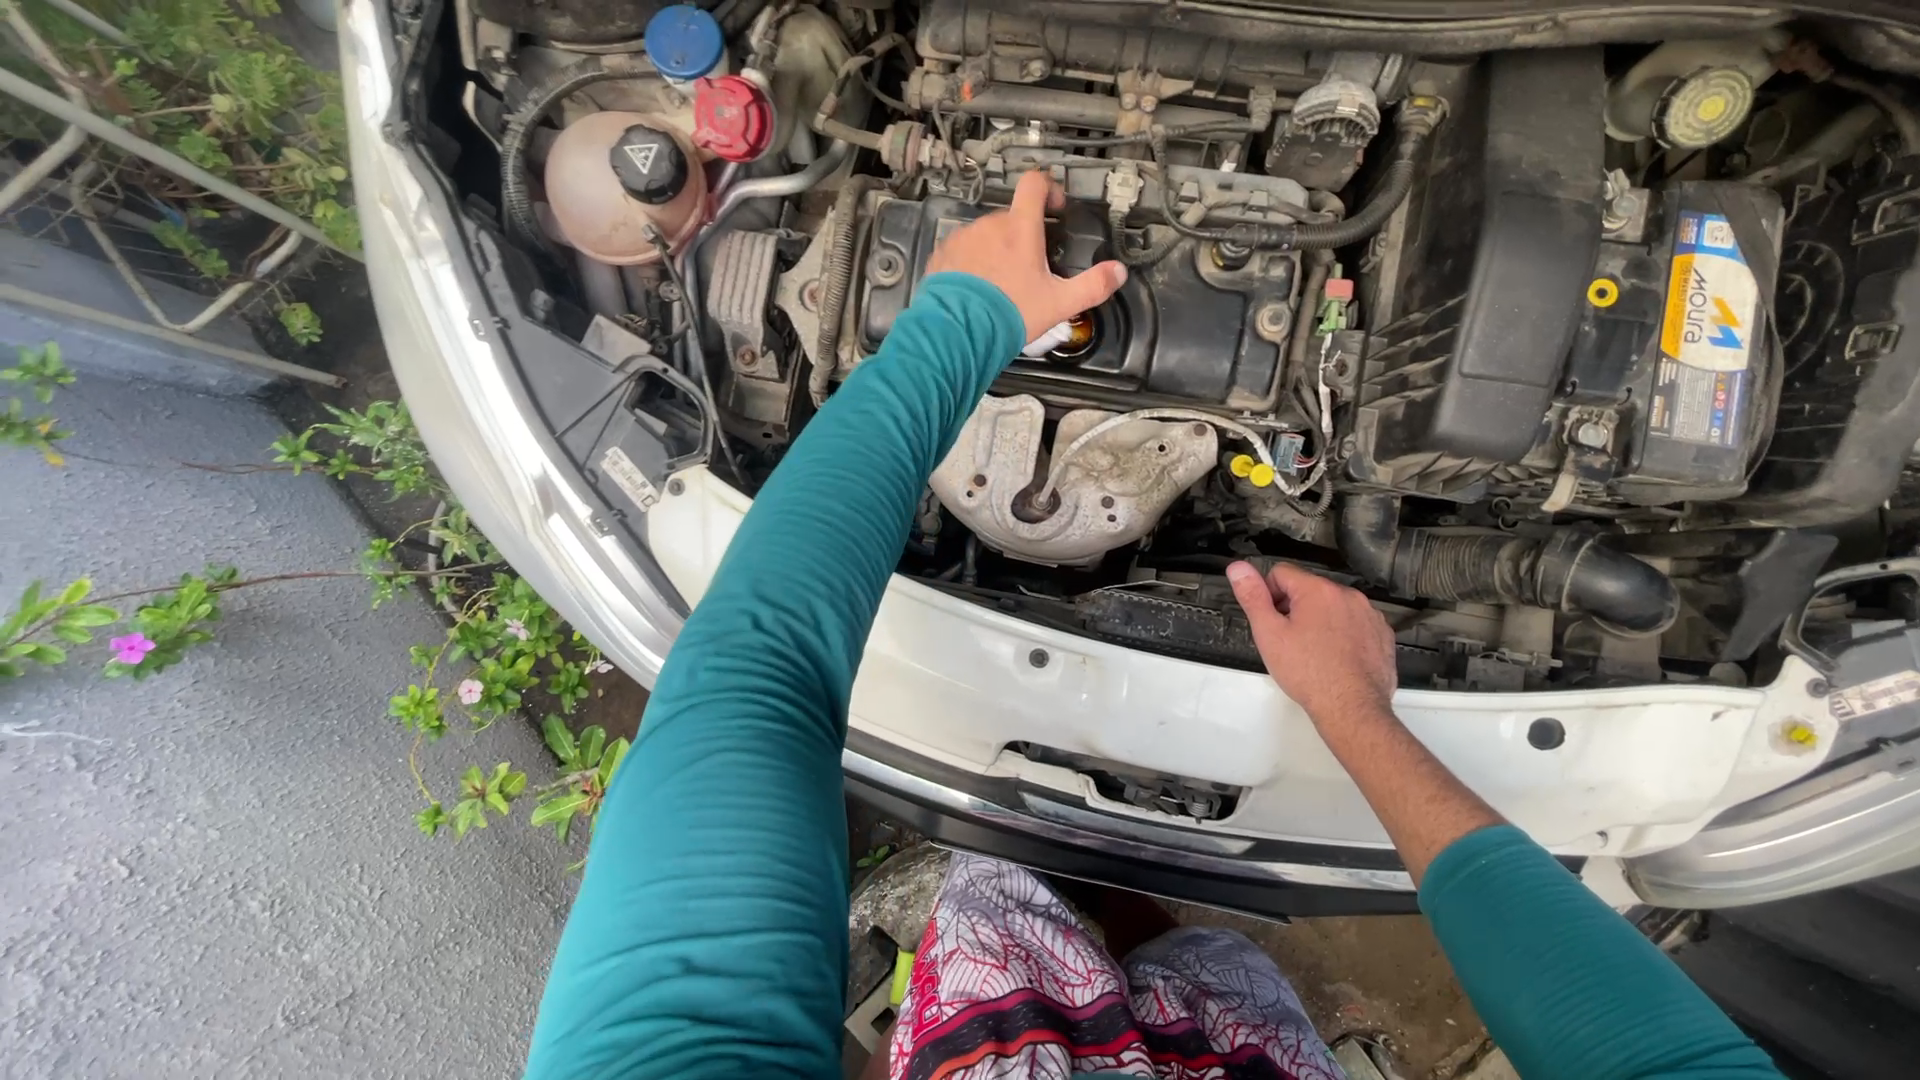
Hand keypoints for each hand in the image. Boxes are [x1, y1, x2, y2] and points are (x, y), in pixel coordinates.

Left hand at [925, 170, 1127, 342]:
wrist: (958, 333)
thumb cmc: (1010, 314)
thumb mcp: (1059, 304)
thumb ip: (1092, 286)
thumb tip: (1118, 273)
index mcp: (1020, 229)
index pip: (1034, 184)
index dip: (1048, 188)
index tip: (1054, 207)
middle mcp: (989, 226)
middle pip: (1010, 217)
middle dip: (1021, 236)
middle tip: (1028, 268)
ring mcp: (963, 239)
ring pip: (985, 235)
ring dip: (995, 251)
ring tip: (1000, 285)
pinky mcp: (943, 255)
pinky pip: (961, 252)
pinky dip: (971, 264)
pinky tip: (976, 290)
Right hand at [1227, 560, 1397, 725]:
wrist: (1351, 708)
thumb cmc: (1309, 673)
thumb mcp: (1268, 634)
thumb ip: (1252, 596)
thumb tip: (1238, 568)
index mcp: (1318, 590)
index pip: (1281, 573)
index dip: (1268, 594)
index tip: (1271, 620)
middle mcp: (1348, 596)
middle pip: (1308, 589)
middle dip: (1294, 608)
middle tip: (1288, 640)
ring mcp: (1369, 615)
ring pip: (1332, 606)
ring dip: (1319, 620)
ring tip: (1312, 651)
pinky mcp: (1382, 634)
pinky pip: (1354, 623)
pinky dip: (1342, 634)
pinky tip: (1334, 657)